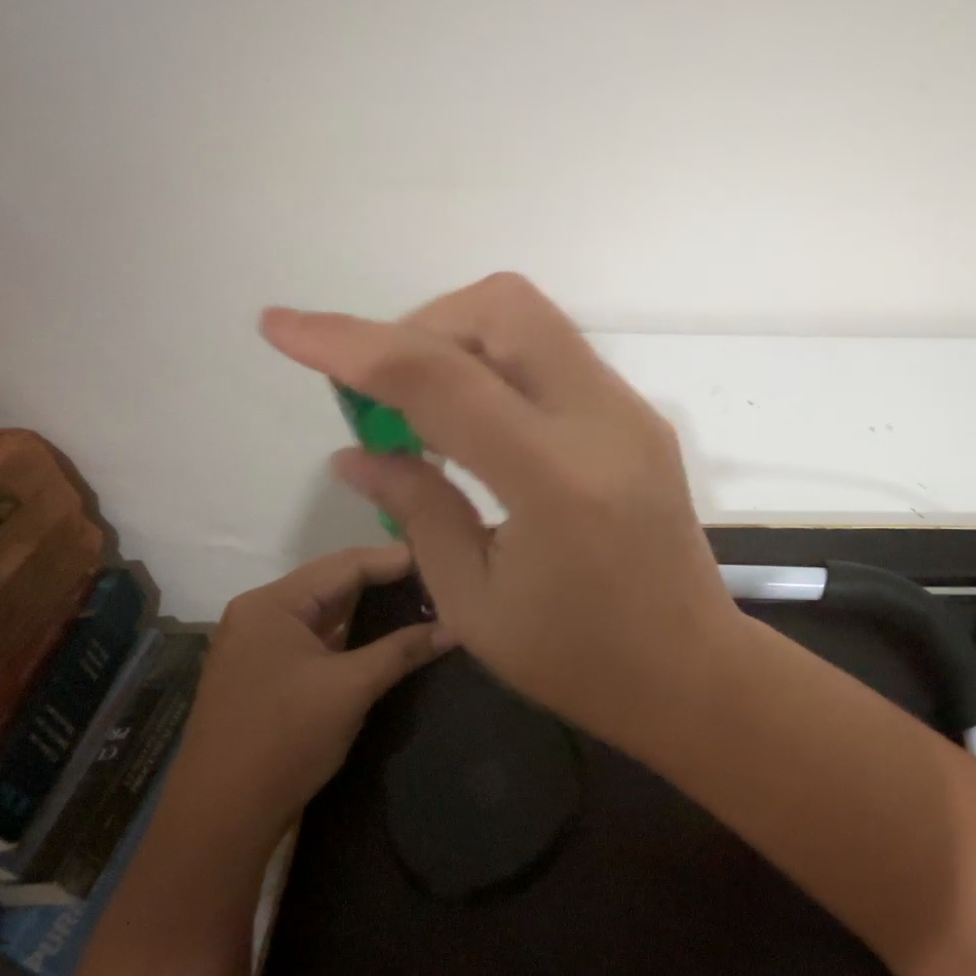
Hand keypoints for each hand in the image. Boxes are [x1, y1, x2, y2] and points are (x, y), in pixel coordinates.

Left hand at [171, 545, 449, 829]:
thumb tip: (458, 627)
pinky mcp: (270, 675)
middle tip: (443, 579)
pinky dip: (357, 636)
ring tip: (428, 604)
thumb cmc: (283, 739)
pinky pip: (322, 640)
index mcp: (271, 605)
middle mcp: (262, 615)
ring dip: (375, 610)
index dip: (398, 559)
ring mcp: (263, 647)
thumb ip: (404, 650)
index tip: (446, 556)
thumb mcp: (352, 688)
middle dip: (389, 582)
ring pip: (331, 613)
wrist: (222, 818)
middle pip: (336, 584)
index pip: (346, 564)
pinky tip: (394, 638)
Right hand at [259, 273, 743, 734]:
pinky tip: (482, 426)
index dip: (351, 344)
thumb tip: (354, 451)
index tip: (282, 328)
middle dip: (425, 325)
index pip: (440, 377)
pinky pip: (563, 359)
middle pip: (504, 307)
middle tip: (386, 392)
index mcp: (555, 478)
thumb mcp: (475, 601)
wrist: (692, 669)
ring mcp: (634, 415)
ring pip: (538, 323)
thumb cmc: (580, 660)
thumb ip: (418, 508)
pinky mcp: (645, 422)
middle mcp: (604, 423)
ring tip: (426, 412)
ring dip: (466, 341)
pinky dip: (507, 366)